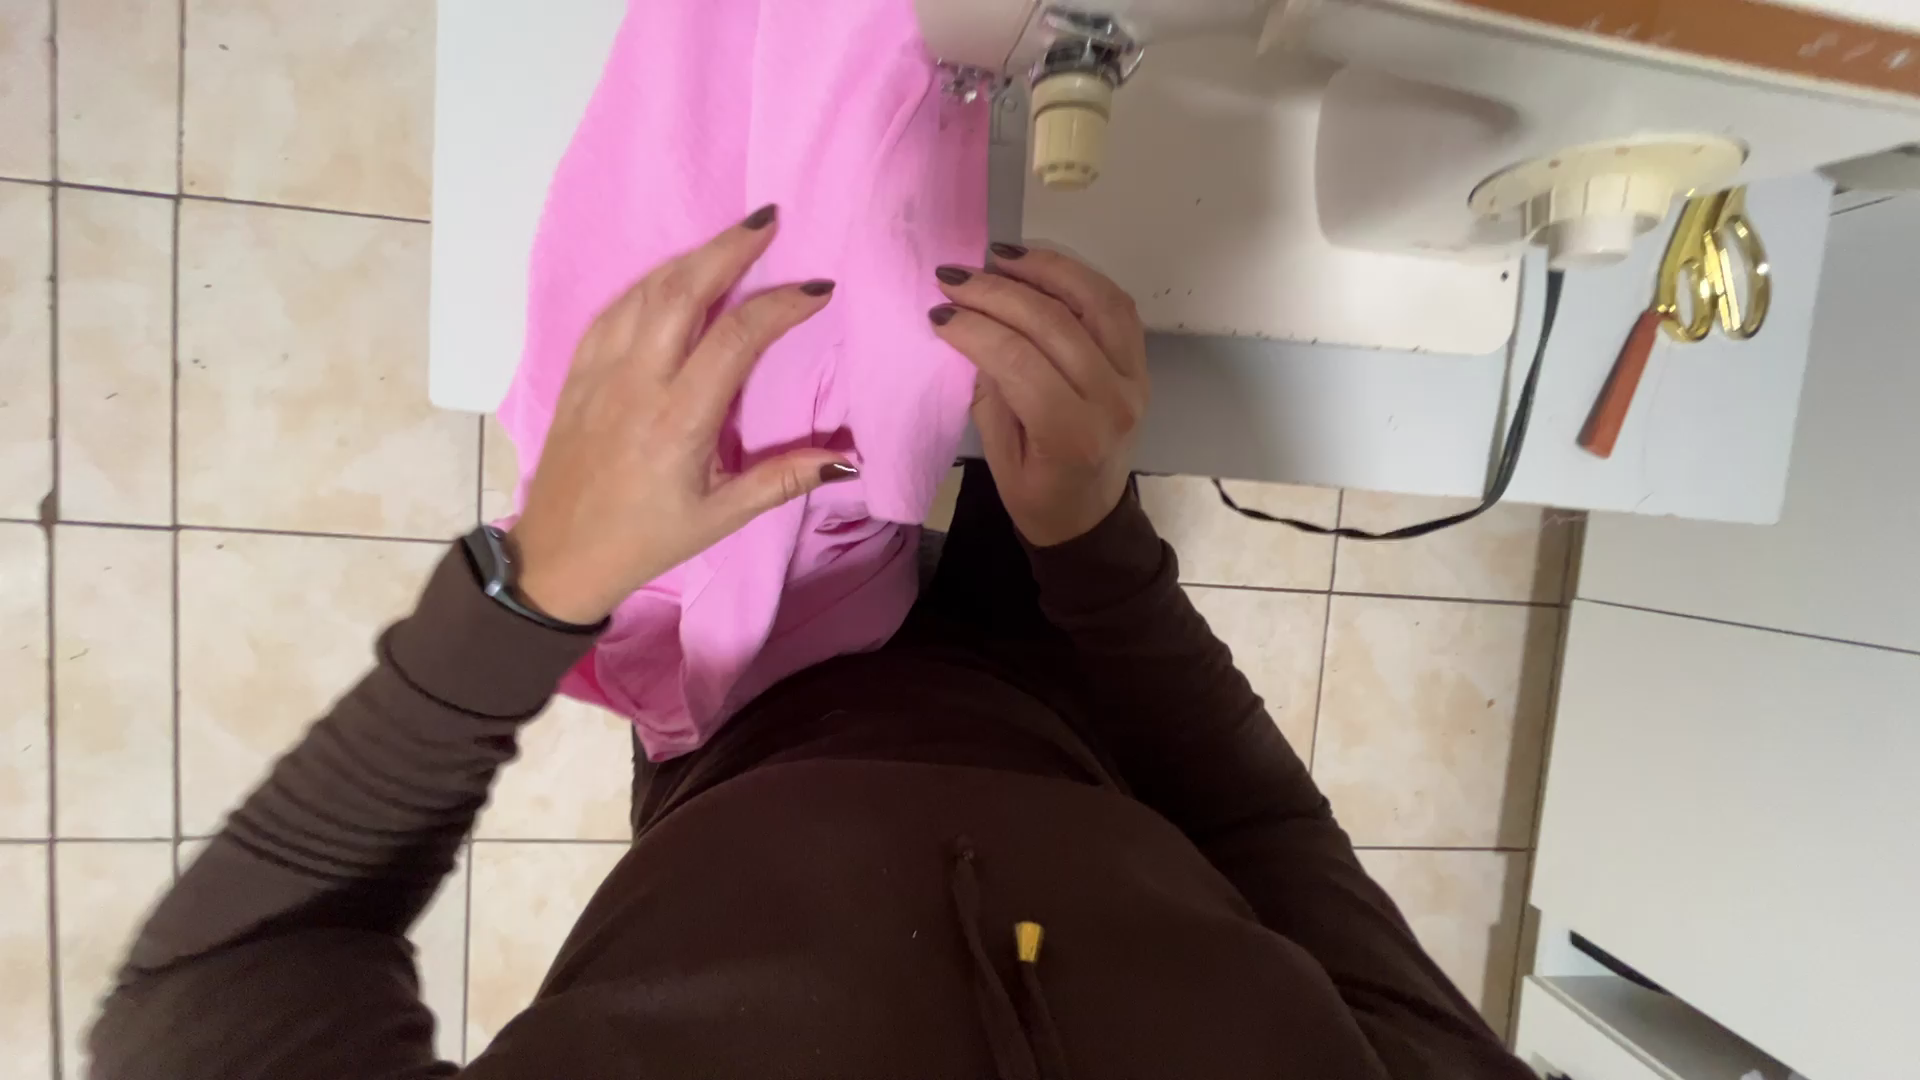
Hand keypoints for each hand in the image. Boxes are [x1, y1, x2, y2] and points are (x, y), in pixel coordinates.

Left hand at [508, 205, 855, 624]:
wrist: (559, 555)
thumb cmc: (648, 538)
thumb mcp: (722, 516)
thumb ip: (784, 479)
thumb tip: (848, 459)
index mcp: (679, 418)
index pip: (737, 338)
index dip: (781, 306)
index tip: (817, 289)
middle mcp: (637, 381)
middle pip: (684, 291)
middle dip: (729, 248)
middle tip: (769, 218)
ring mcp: (601, 371)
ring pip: (646, 291)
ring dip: (692, 257)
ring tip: (731, 239)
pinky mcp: (579, 372)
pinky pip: (616, 310)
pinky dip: (651, 283)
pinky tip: (673, 277)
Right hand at [929, 244, 1148, 546]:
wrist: (1091, 519)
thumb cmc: (1038, 500)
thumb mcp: (1000, 459)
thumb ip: (990, 394)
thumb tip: (974, 331)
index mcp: (1072, 436)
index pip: (1019, 362)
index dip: (974, 329)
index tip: (938, 311)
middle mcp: (1112, 400)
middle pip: (1053, 323)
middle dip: (996, 292)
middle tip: (954, 276)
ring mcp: (1134, 378)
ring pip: (1095, 300)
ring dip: (1045, 268)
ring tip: (999, 256)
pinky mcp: (1140, 365)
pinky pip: (1115, 306)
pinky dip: (1079, 279)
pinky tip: (1042, 270)